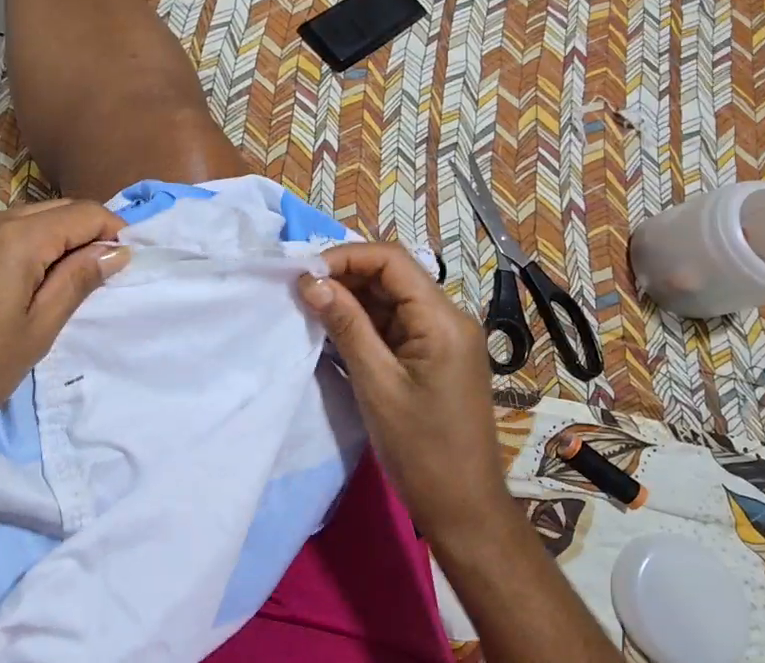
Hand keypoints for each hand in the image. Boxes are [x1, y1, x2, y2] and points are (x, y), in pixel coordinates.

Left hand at [0, 200, 128, 518]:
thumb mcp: (35, 333)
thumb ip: (76, 282)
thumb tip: (115, 250)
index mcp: (17, 237)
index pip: (82, 212)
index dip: (113, 229)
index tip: (130, 258)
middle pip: (51, 209)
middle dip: (84, 230)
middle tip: (104, 270)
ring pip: (18, 220)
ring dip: (50, 238)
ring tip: (64, 279)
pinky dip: (16, 248)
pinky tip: (16, 283)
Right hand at [298, 243, 509, 541]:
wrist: (464, 508)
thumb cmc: (421, 448)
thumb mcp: (376, 383)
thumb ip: (346, 325)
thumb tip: (311, 281)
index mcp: (442, 320)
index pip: (392, 261)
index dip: (346, 257)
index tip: (305, 274)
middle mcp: (448, 319)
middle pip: (392, 276)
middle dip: (345, 277)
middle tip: (300, 290)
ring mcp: (442, 338)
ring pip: (391, 299)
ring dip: (351, 299)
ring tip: (309, 308)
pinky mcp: (433, 357)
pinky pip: (395, 324)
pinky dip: (364, 323)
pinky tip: (332, 332)